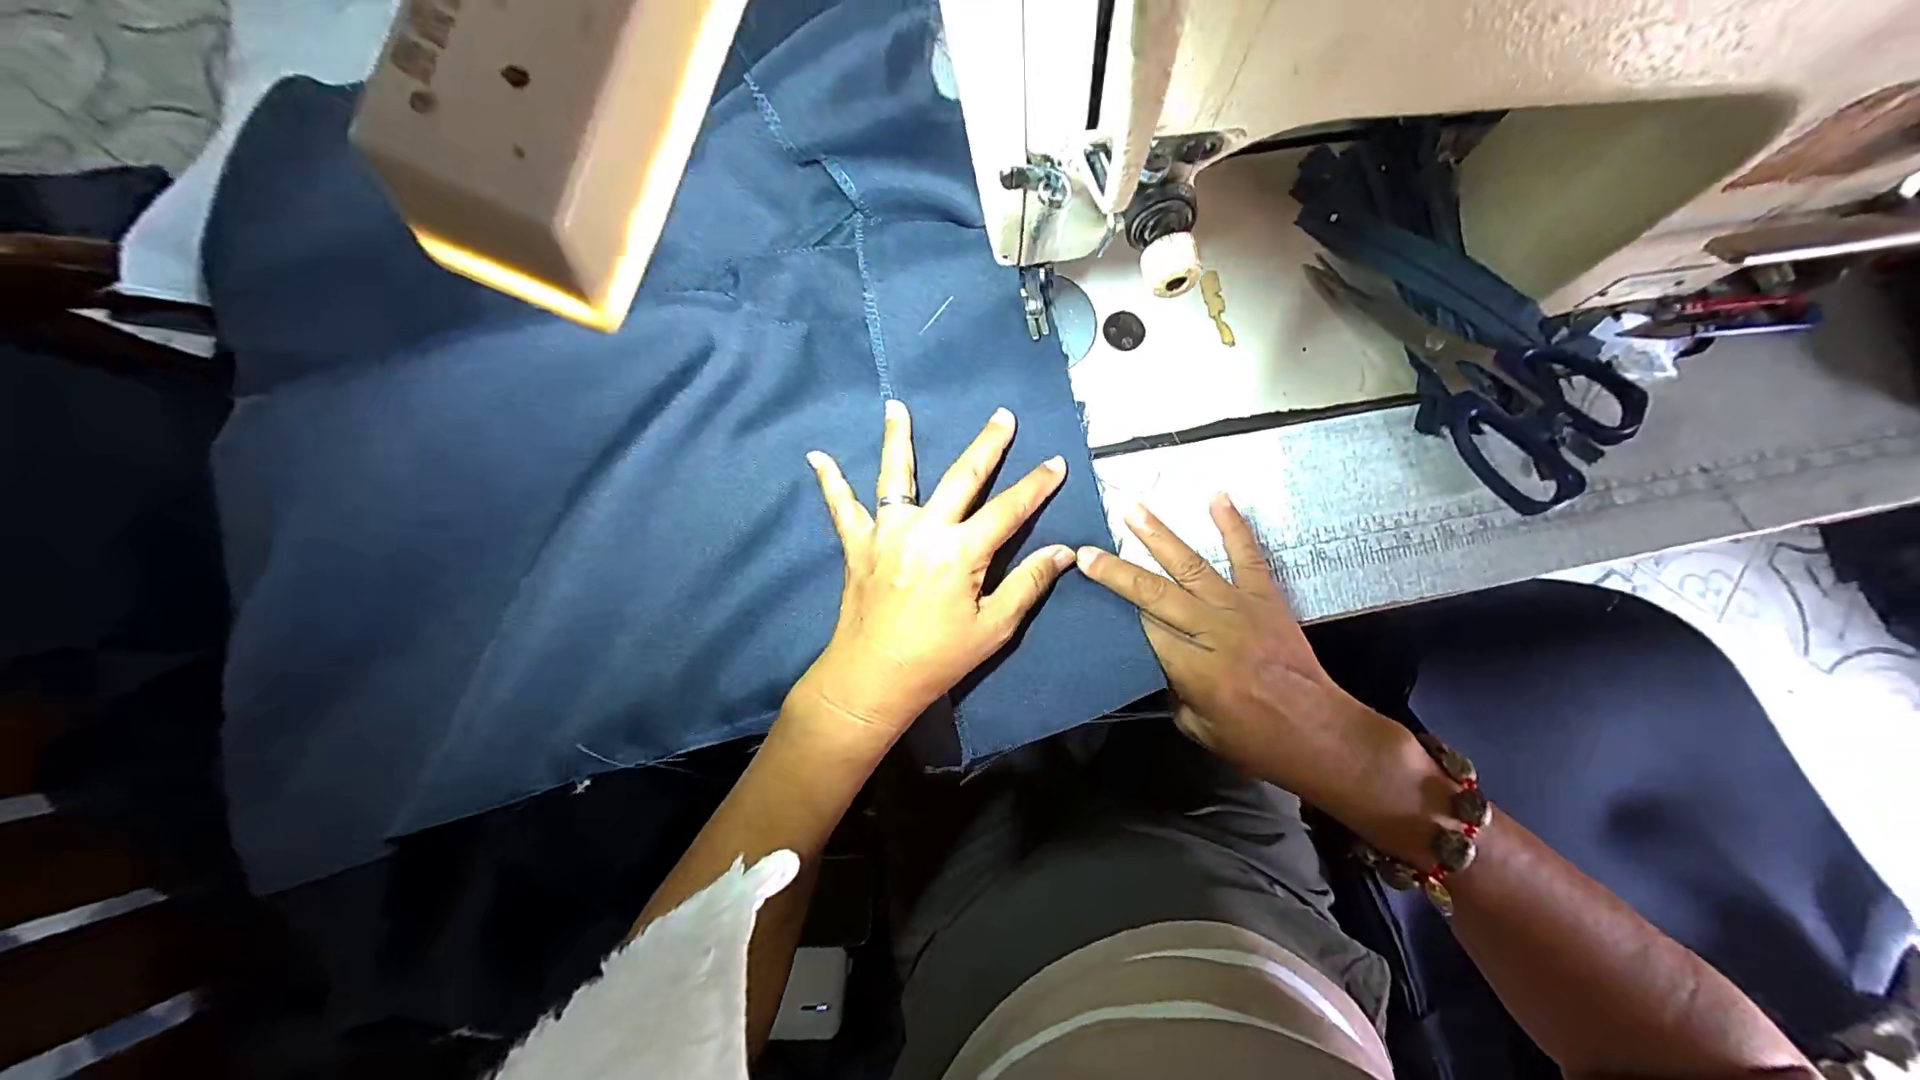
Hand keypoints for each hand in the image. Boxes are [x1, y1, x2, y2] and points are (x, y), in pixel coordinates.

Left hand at [797, 400, 1075, 743]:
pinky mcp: (858, 545)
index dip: (1037, 485)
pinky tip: (817, 457)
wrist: (873, 677)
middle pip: (961, 476)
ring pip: (895, 477)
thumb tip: (1063, 551)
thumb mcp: (994, 627)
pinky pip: (843, 508)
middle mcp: (924, 530)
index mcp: (961, 552)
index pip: (1010, 509)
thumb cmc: (938, 658)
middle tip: (1003, 416)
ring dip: (897, 439)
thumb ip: (1028, 583)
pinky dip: (831, 482)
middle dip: (987, 444)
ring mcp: (886, 534)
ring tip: (896, 406)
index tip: (1056, 462)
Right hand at [1075, 494, 1429, 840]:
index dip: (1118, 612)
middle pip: (1154, 592)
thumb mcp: (1196, 727)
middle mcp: (1212, 631)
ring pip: (1190, 565)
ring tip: (1132, 510)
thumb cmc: (1255, 741)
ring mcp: (1241, 609)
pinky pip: (1247, 556)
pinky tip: (1217, 499)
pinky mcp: (1267, 598)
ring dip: (1158, 535)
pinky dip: (1233, 525)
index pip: (1143, 627)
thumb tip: (1155, 656)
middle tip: (1087, 551)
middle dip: (1117, 571)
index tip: (1093, 595)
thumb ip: (1171, 687)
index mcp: (1192, 668)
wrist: (1321, 735)